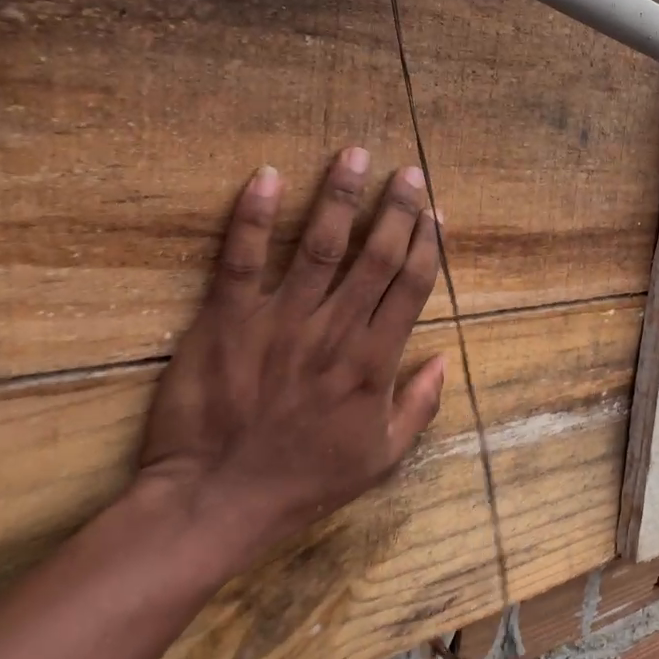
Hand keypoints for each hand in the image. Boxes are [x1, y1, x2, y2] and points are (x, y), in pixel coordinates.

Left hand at [136, 148, 447, 568]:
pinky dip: (251, 216)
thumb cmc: (304, 483)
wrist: (215, 502)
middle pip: (374, 255)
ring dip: (340, 196)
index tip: (436, 211)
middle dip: (396, 208)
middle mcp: (335, 331)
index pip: (410, 286)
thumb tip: (443, 359)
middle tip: (408, 170)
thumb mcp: (382, 460)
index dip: (427, 244)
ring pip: (318, 245)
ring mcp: (279, 321)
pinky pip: (240, 259)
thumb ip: (420, 407)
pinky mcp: (225, 321)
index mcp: (374, 362)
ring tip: (354, 155)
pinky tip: (266, 177)